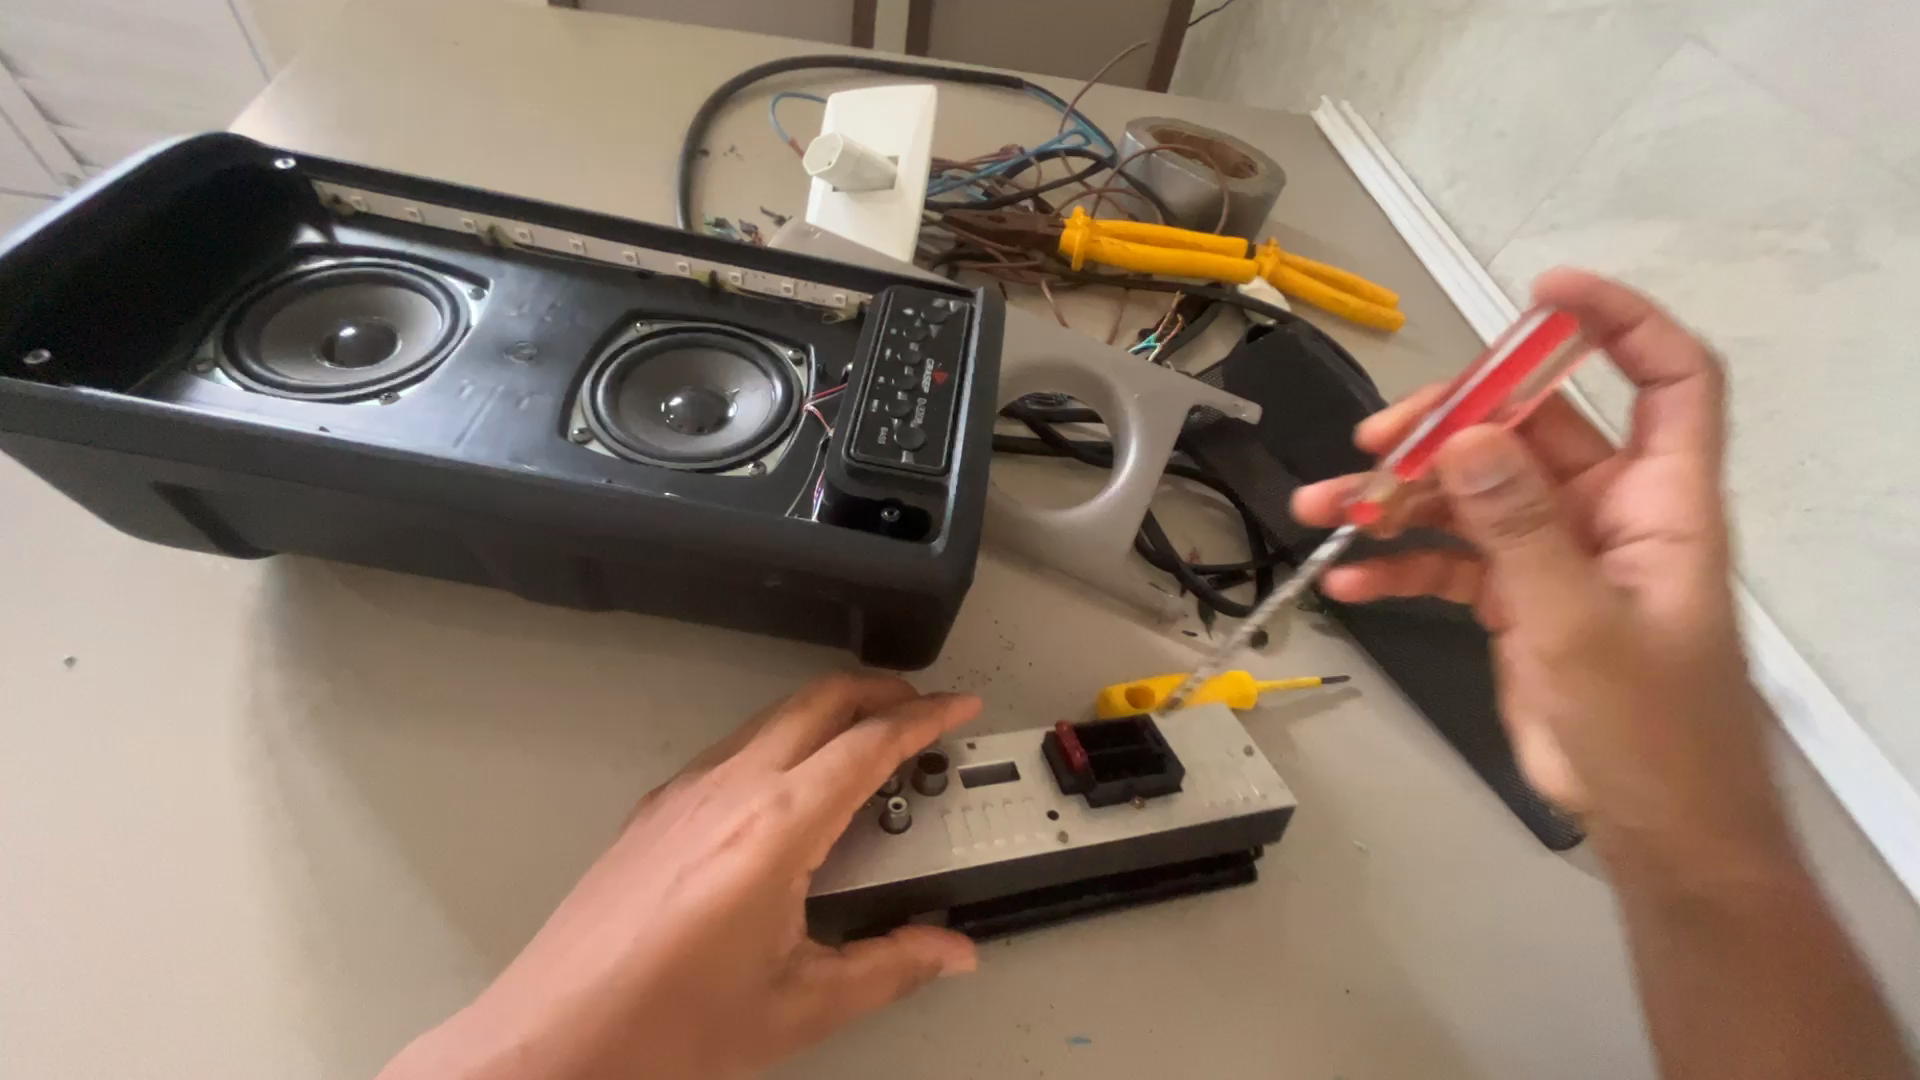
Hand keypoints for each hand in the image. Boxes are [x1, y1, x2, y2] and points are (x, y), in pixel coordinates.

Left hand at [378, 674, 982, 1079]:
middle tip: (923, 706)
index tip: (958, 705)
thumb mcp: (799, 1006)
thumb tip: (954, 950)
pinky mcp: (659, 803)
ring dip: (835, 708)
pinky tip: (798, 782)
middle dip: (883, 689)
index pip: (869, 745)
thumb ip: (890, 967)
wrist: (544, 1048)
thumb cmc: (670, 1032)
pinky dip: (790, 735)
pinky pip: (742, 742)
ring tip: (871, 737)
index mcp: (776, 828)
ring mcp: (688, 788)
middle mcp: (731, 787)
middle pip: (823, 699)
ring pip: (779, 713)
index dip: (925, 718)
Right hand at [1292, 269, 1789, 877]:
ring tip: (1323, 513)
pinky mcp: (1508, 595)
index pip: (1662, 381)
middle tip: (1372, 446)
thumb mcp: (1579, 622)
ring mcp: (1547, 553)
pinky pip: (1443, 560)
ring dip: (1392, 504)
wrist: (1642, 818)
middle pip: (1520, 436)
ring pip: (1462, 499)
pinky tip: (1351, 581)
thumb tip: (1467, 439)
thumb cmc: (1648, 727)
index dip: (1614, 326)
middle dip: (1440, 434)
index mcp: (1655, 502)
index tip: (1542, 296)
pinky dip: (1396, 565)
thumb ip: (1522, 528)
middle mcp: (1600, 512)